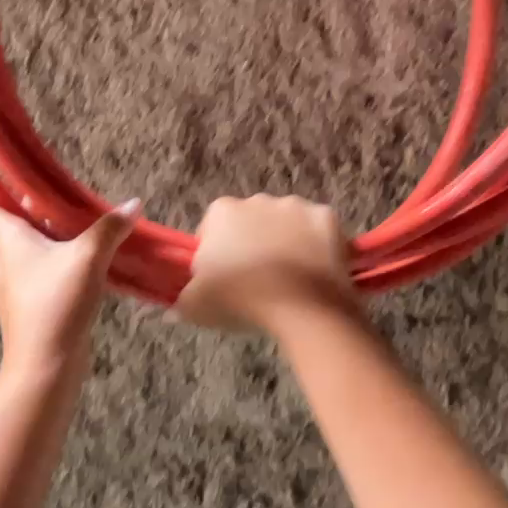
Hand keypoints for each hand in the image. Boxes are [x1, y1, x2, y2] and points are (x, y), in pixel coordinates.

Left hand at [0, 186, 141, 379]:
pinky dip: (55, 251)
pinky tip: (83, 250)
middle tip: (49, 179)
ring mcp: (16, 280)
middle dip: (25, 199)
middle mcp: (4, 256)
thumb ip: (109, 228)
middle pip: (5, 219)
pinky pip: (39, 264)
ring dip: (43, 226)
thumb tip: (133, 204)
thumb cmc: (55, 304)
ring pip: (24, 242)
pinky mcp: (32, 299)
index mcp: (5, 238)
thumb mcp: (87, 259)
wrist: (45, 367)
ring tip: (72, 209)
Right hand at [176, 194, 354, 334]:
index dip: (215, 252)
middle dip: (250, 243)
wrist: (302, 308)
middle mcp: (257, 199)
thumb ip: (182, 295)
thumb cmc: (241, 300)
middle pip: (249, 221)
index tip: (221, 277)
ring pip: (284, 223)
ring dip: (283, 241)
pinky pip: (316, 229)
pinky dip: (315, 244)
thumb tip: (181, 298)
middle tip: (254, 280)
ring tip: (287, 278)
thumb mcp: (194, 305)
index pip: (212, 228)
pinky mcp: (326, 217)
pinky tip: (313, 270)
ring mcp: (295, 205)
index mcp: (222, 212)